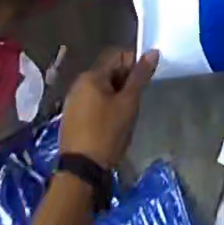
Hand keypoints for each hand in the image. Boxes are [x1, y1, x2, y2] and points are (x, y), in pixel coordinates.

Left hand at [59, 47, 158, 170]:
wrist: (80, 172)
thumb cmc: (107, 133)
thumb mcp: (128, 104)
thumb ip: (140, 76)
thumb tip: (152, 52)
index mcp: (91, 76)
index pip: (118, 55)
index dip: (134, 63)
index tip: (144, 80)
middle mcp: (79, 83)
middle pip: (109, 72)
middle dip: (125, 82)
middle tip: (136, 101)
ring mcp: (72, 101)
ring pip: (101, 89)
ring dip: (116, 95)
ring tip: (125, 115)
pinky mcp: (71, 117)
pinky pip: (92, 102)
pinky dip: (104, 107)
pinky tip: (111, 124)